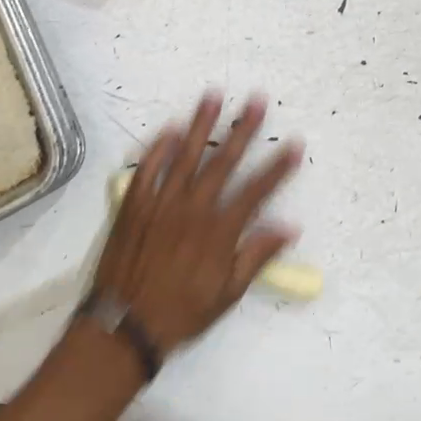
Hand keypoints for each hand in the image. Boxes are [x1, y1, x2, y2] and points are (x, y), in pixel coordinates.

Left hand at [94, 92, 302, 353]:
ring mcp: (162, 201)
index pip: (256, 190)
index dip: (277, 167)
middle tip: (257, 101)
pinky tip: (171, 127)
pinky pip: (149, 167)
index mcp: (220, 230)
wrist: (126, 324)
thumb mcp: (227, 293)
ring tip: (214, 96)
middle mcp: (193, 208)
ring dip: (202, 124)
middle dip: (244, 130)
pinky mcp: (135, 202)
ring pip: (186, 155)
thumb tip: (288, 228)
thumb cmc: (181, 312)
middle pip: (224, 162)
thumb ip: (256, 256)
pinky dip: (160, 146)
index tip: (294, 144)